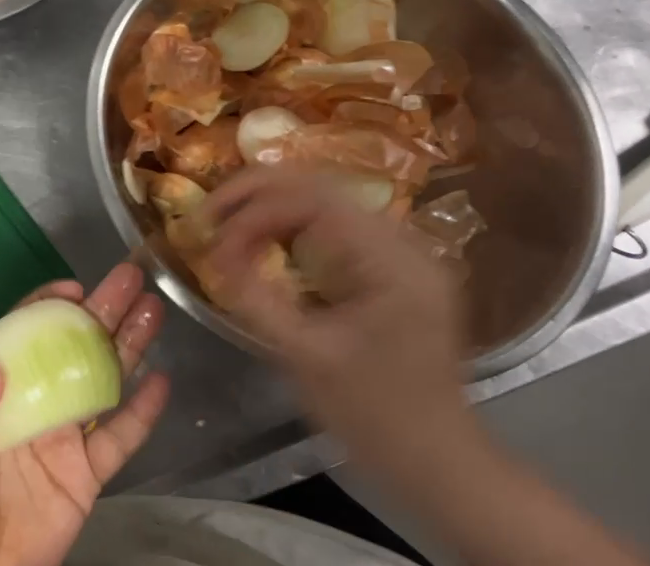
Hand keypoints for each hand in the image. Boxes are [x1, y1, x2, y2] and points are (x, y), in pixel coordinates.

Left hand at [0, 262, 170, 565]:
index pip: (25, 333)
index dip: (49, 307)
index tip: (76, 289)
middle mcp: (34, 400)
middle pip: (73, 348)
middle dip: (102, 312)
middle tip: (132, 280)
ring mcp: (64, 436)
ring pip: (103, 381)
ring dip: (128, 346)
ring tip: (154, 313)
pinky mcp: (87, 474)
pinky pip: (119, 438)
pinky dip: (142, 411)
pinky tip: (161, 381)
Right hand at [205, 166, 474, 477]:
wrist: (441, 463)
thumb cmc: (374, 415)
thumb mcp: (305, 356)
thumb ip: (256, 297)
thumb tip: (213, 251)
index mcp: (393, 264)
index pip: (313, 201)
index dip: (252, 208)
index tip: (211, 234)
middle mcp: (405, 245)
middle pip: (320, 187)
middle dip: (256, 194)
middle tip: (209, 214)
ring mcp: (403, 255)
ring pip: (325, 199)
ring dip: (270, 204)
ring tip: (227, 224)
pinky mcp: (393, 269)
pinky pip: (334, 224)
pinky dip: (290, 223)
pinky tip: (262, 239)